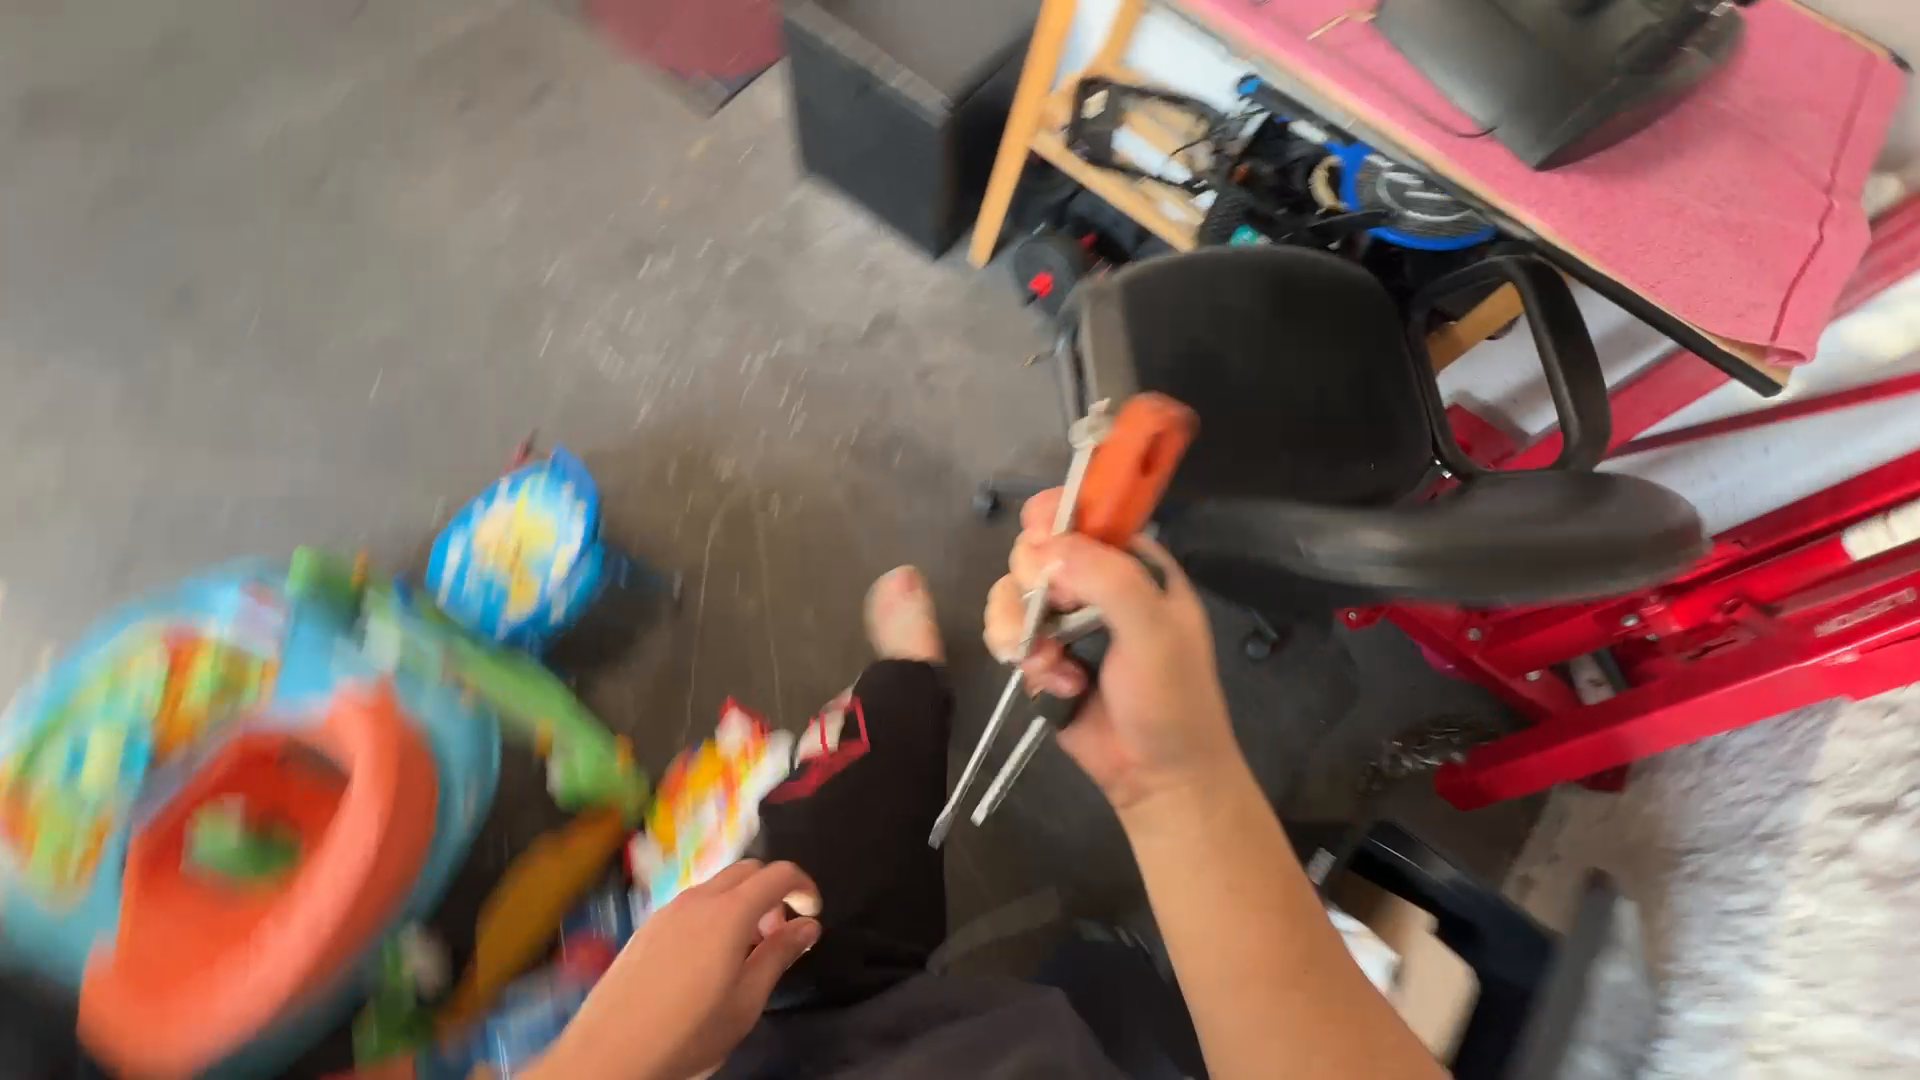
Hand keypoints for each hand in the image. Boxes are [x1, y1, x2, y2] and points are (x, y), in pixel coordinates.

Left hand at [530, 860, 821, 1079]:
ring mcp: (668, 910)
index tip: (812, 913)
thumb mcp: (745, 1004)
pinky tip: (704, 960)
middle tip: (777, 935)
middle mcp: (699, 898)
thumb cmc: (685, 1033)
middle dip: (772, 891)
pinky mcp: (646, 927)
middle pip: (749, 870)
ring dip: (742, 902)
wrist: (603, 1058)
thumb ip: (780, 956)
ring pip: (718, 885)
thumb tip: (809, 925)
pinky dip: (714, 913)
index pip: (779, 873)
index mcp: (730, 912)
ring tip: (741, 953)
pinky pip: (692, 903)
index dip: (804, 886)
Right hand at [983, 488, 1242, 812]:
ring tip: (1044, 661)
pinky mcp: (1041, 655)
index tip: (1035, 534)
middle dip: (1032, 583)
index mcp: (1133, 564)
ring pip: (1010, 594)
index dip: (1054, 517)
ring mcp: (1063, 621)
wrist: (1156, 775)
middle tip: (1052, 612)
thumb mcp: (1154, 632)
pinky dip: (1023, 660)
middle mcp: (1094, 584)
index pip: (1085, 515)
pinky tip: (1055, 684)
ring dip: (1019, 627)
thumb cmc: (1171, 698)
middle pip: (1034, 551)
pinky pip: (1007, 636)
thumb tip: (1046, 549)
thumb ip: (1108, 581)